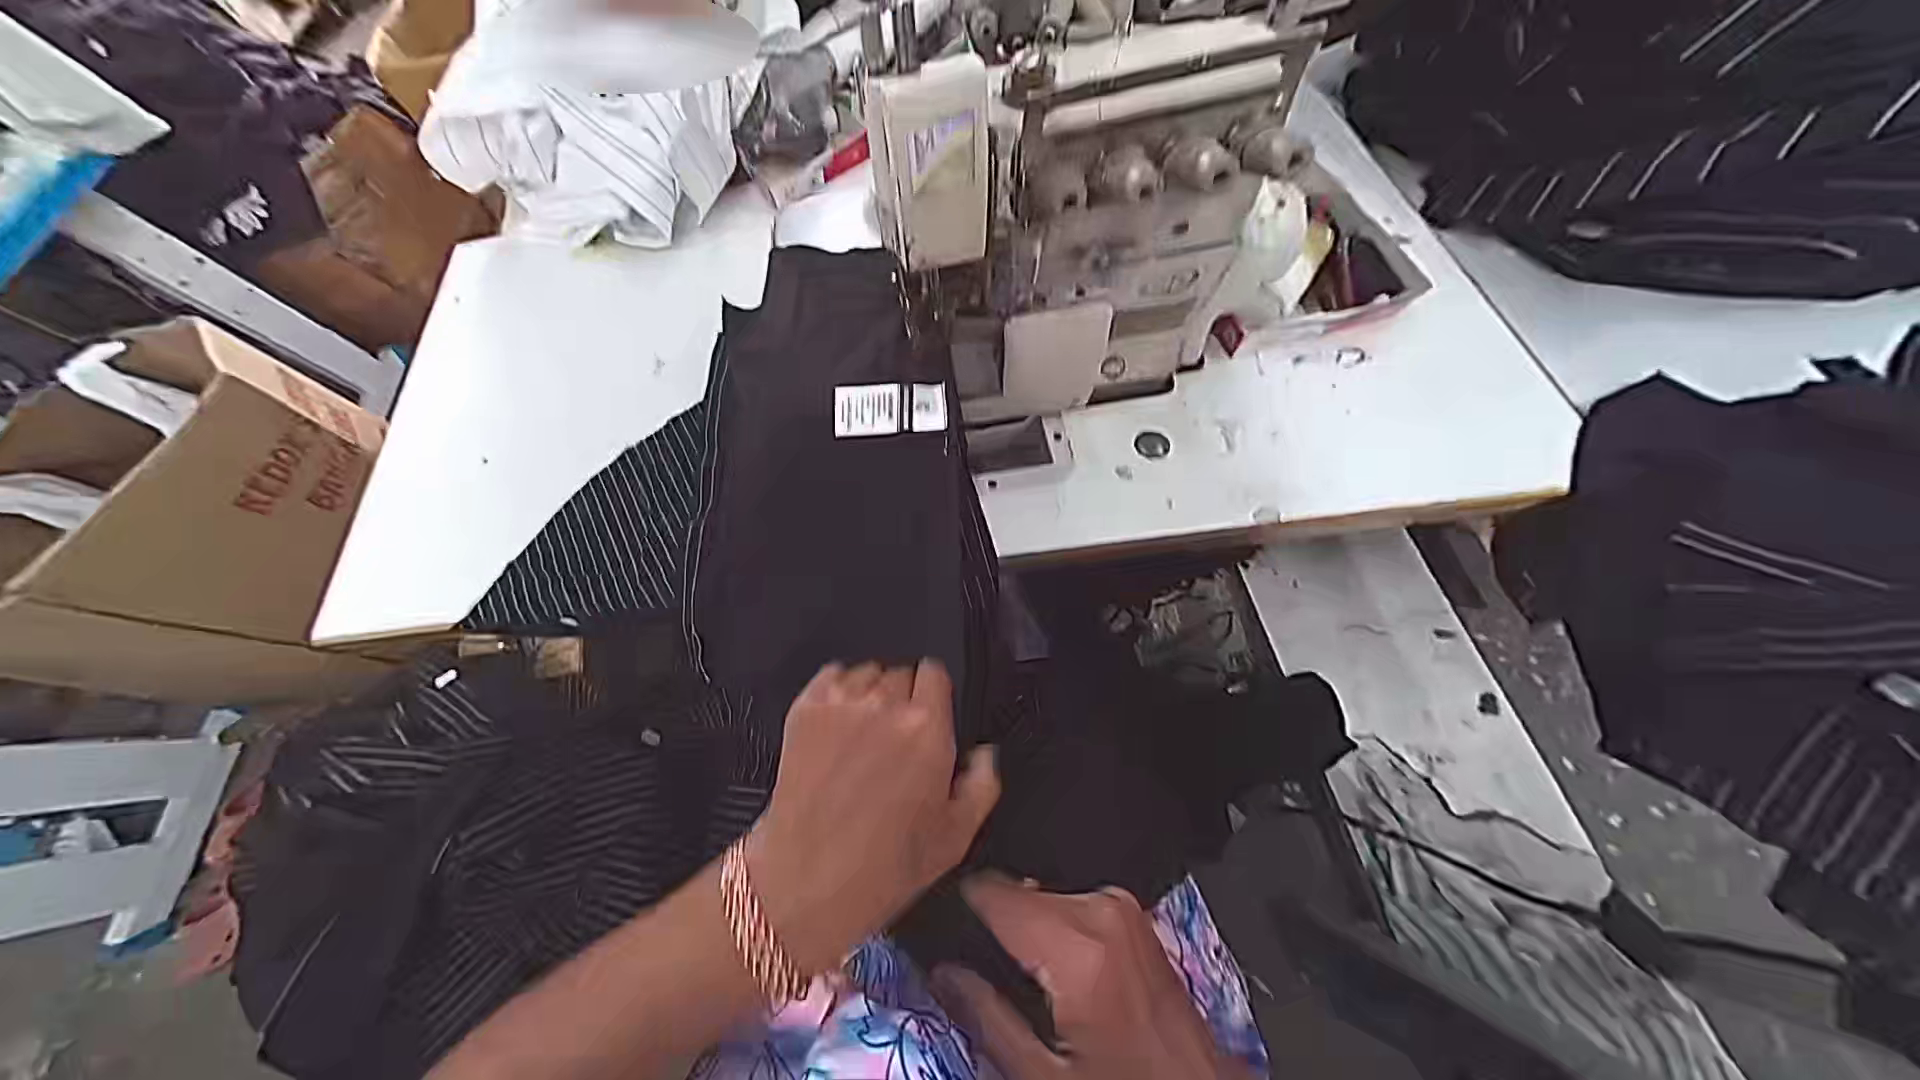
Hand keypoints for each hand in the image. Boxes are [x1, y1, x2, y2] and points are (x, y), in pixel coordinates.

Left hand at [747, 660, 999, 972]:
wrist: (806, 881)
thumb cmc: (883, 866)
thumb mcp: (955, 837)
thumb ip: (983, 783)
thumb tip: (984, 754)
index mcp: (928, 727)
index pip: (935, 672)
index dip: (933, 694)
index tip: (928, 716)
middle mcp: (885, 704)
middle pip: (901, 673)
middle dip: (902, 700)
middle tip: (893, 739)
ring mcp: (841, 702)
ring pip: (866, 673)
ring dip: (869, 695)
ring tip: (861, 736)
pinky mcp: (805, 708)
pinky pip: (831, 676)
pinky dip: (836, 694)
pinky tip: (836, 728)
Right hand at [932, 876, 1243, 1079]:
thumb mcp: (1043, 1078)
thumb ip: (985, 1016)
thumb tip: (940, 971)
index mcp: (1077, 947)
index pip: (991, 891)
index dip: (955, 906)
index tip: (936, 928)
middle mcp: (1099, 908)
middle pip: (1014, 889)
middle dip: (988, 922)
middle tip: (974, 966)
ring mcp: (1118, 903)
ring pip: (1038, 891)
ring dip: (1018, 923)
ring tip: (1015, 974)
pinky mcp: (1128, 909)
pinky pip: (1066, 900)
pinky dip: (1046, 923)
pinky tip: (1047, 967)